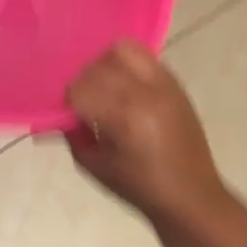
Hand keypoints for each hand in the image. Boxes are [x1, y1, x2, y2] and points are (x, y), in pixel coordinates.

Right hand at [64, 42, 228, 220]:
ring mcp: (164, 85)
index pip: (81, 88)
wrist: (191, 196)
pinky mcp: (175, 85)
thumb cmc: (138, 186)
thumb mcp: (94, 165)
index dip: (69, 101)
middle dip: (84, 82)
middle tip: (84, 103)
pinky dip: (127, 66)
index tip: (69, 117)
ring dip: (105, 66)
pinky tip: (124, 89)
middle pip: (98, 65)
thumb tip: (55, 116)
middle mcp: (146, 92)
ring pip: (123, 50)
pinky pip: (145, 58)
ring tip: (104, 88)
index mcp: (125, 116)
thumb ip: (71, 134)